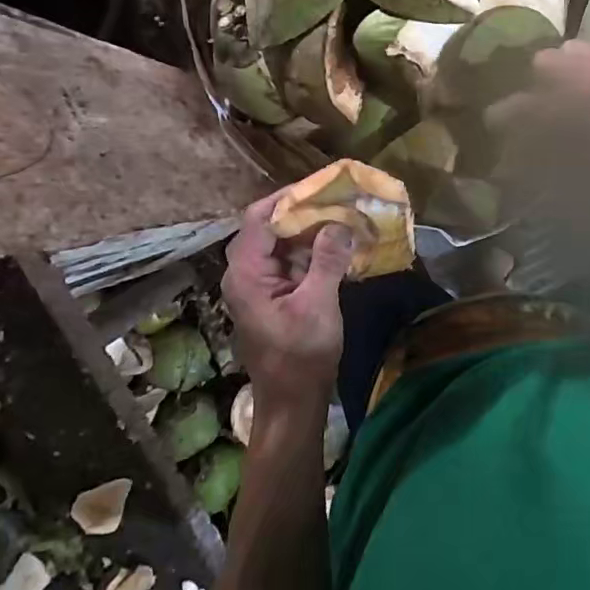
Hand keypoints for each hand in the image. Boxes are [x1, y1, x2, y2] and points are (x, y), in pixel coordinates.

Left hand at [222, 192, 352, 422]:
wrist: (291, 403)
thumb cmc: (300, 357)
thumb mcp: (318, 306)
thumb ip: (326, 261)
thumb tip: (339, 224)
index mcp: (247, 273)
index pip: (259, 218)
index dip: (287, 198)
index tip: (320, 186)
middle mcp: (246, 274)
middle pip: (269, 228)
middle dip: (303, 213)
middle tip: (338, 200)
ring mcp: (258, 287)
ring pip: (281, 246)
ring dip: (309, 233)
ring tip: (342, 217)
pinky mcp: (272, 297)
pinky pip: (289, 264)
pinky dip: (311, 254)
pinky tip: (337, 247)